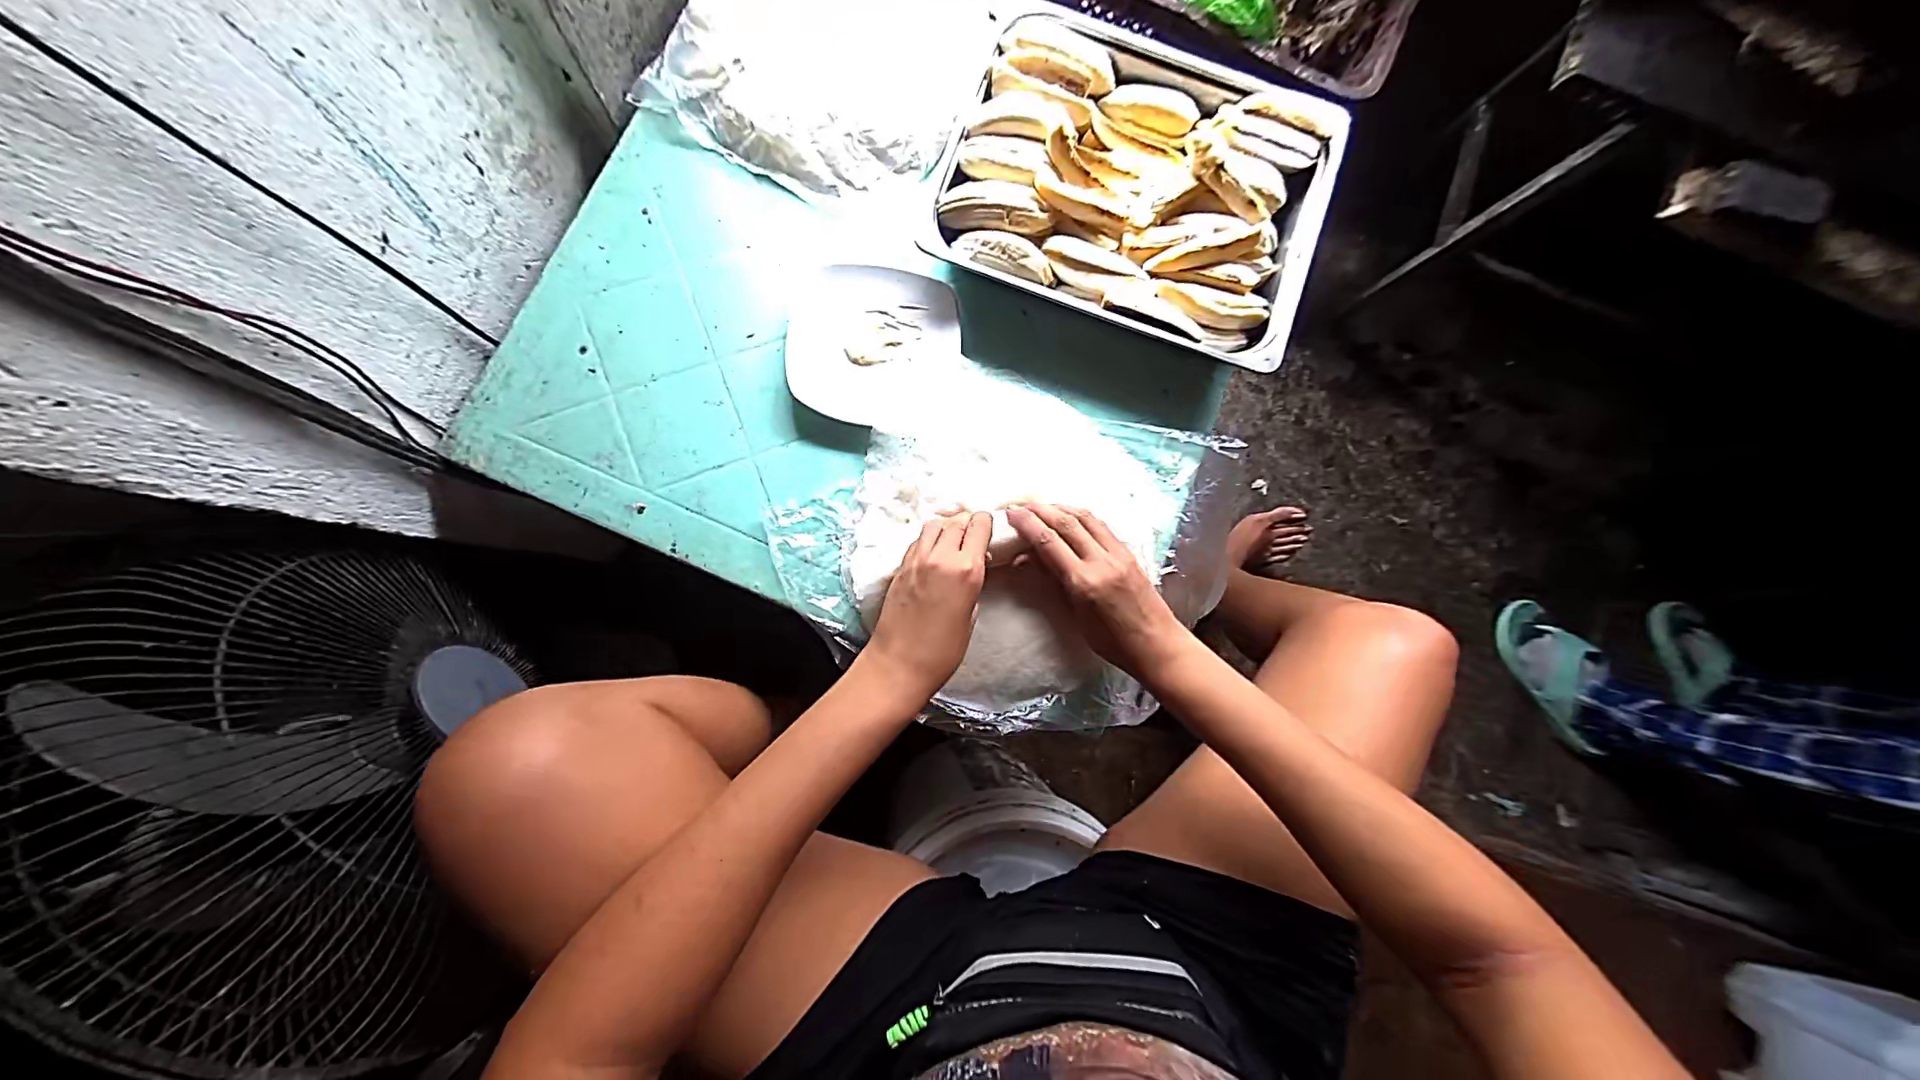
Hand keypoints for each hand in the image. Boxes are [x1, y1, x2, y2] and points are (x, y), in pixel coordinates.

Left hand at [859, 511, 992, 703]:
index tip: (989, 529)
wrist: (898, 665)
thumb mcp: (971, 616)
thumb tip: (974, 569)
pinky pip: (918, 541)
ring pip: (934, 525)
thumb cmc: (941, 651)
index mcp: (966, 570)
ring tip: (953, 542)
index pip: (978, 526)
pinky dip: (929, 540)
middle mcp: (940, 558)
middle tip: (974, 536)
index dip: (985, 524)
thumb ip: (974, 585)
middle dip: (968, 524)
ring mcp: (916, 561)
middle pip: (956, 521)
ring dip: (947, 527)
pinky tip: (934, 554)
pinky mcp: (900, 568)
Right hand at [1006, 503, 1190, 678]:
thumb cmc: (1112, 642)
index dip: (1026, 523)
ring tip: (1041, 506)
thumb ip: (1053, 582)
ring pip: (1085, 518)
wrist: (1156, 645)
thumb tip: (1028, 558)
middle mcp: (1101, 562)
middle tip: (1019, 504)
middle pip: (1065, 523)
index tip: (1010, 513)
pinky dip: (1081, 516)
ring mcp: (1118, 554)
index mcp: (1083, 582)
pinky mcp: (1129, 553)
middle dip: (1039, 509)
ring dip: (1060, 507)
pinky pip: (1101, 526)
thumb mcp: (1075, 615)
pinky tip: (1070, 516)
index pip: (1048, 542)